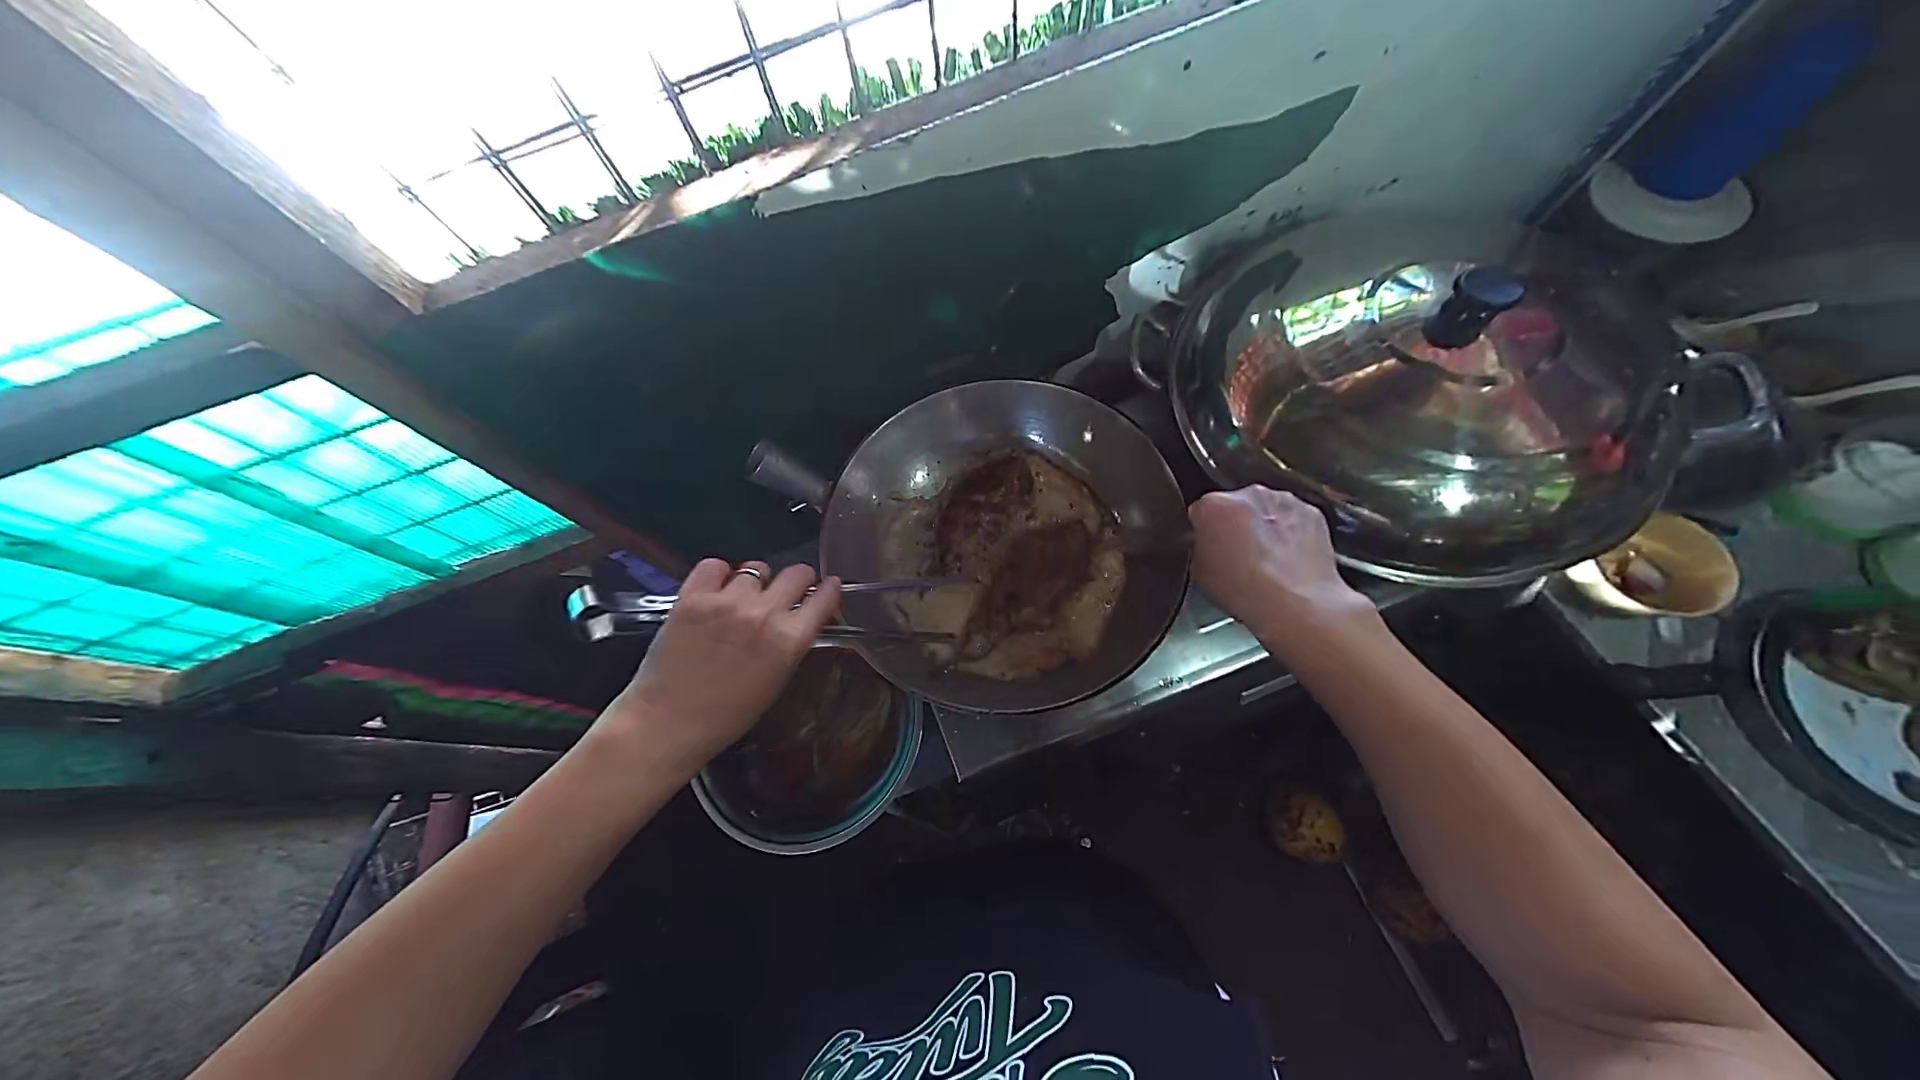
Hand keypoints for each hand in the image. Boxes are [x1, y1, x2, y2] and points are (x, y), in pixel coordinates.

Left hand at [604, 559, 839, 775]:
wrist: (668, 722)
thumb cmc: (728, 713)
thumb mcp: (776, 679)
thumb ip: (791, 643)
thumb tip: (799, 618)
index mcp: (789, 640)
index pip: (824, 598)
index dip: (829, 590)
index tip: (827, 587)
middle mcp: (763, 614)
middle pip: (797, 574)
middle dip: (799, 580)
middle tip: (789, 591)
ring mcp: (727, 602)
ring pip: (756, 569)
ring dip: (756, 582)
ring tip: (744, 598)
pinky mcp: (692, 597)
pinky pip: (714, 566)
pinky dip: (719, 574)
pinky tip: (717, 589)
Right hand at [1189, 487, 1374, 653]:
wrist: (1294, 604)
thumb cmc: (1247, 591)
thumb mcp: (1198, 572)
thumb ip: (1197, 546)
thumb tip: (1202, 543)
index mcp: (1214, 506)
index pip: (1200, 511)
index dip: (1203, 531)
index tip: (1208, 546)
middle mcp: (1249, 496)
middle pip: (1234, 505)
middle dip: (1234, 525)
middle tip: (1236, 556)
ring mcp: (1282, 502)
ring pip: (1264, 509)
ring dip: (1262, 527)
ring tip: (1263, 561)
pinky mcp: (1310, 513)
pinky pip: (1293, 517)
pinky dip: (1289, 532)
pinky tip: (1285, 559)